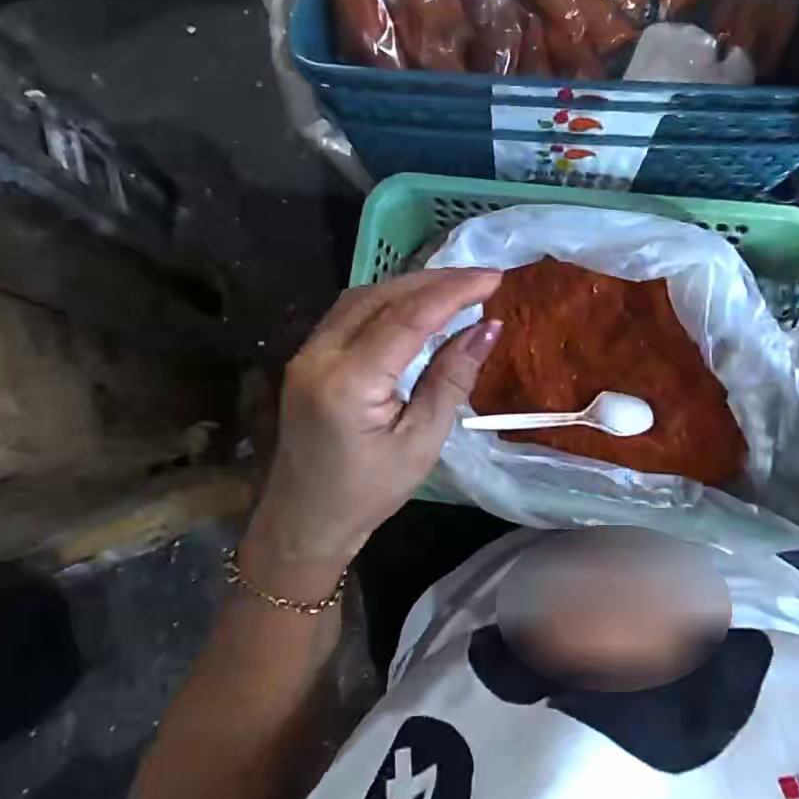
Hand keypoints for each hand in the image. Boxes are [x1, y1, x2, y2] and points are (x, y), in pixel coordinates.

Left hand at [242, 268, 502, 597]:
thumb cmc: (368, 493)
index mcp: (348, 382)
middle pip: (381, 297)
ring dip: (409, 287)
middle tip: (480, 279)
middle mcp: (319, 355)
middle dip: (434, 282)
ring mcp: (306, 353)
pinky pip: (348, 313)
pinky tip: (414, 306)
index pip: (407, 317)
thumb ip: (451, 378)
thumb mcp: (421, 442)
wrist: (305, 519)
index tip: (494, 279)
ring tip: (454, 288)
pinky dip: (386, 301)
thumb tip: (486, 327)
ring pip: (361, 298)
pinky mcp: (306, 357)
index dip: (453, 292)